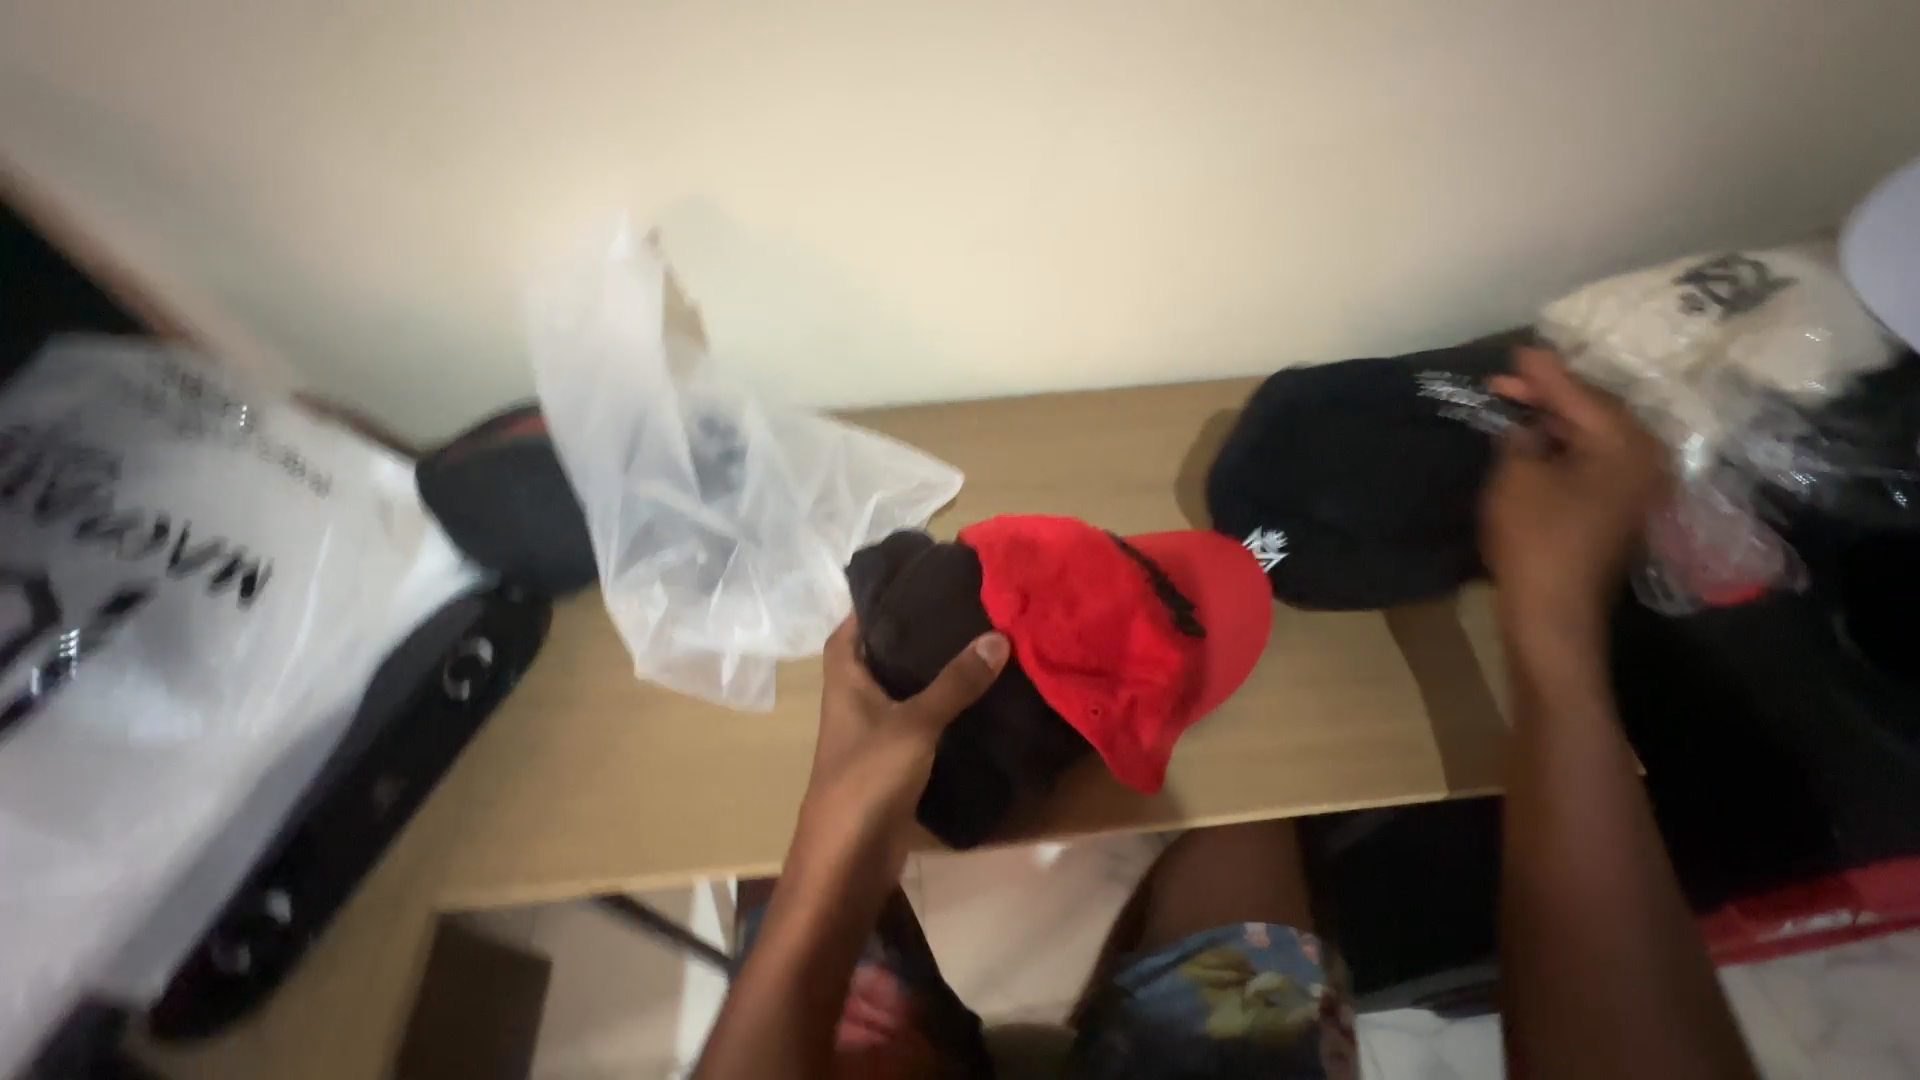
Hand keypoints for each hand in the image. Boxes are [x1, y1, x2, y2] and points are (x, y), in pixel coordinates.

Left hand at [793, 617, 1008, 867]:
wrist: (849, 860)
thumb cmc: (868, 778)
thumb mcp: (914, 723)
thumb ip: (955, 682)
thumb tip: (999, 636)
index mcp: (845, 678)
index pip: (853, 624)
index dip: (877, 599)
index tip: (917, 577)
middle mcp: (855, 697)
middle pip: (882, 652)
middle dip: (915, 631)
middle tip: (960, 604)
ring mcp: (874, 729)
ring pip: (904, 686)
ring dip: (933, 668)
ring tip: (976, 637)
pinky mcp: (895, 757)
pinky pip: (920, 718)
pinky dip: (942, 704)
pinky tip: (976, 692)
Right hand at [1481, 348, 1667, 640]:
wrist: (1553, 605)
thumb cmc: (1535, 536)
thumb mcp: (1517, 476)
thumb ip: (1520, 437)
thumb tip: (1521, 426)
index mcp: (1626, 445)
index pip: (1580, 396)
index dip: (1544, 375)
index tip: (1518, 350)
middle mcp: (1643, 459)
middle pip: (1593, 413)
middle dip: (1548, 396)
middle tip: (1506, 380)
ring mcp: (1634, 485)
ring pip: (1591, 437)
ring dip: (1552, 421)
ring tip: (1515, 405)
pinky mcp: (1616, 506)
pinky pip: (1590, 459)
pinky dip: (1560, 446)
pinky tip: (1533, 440)